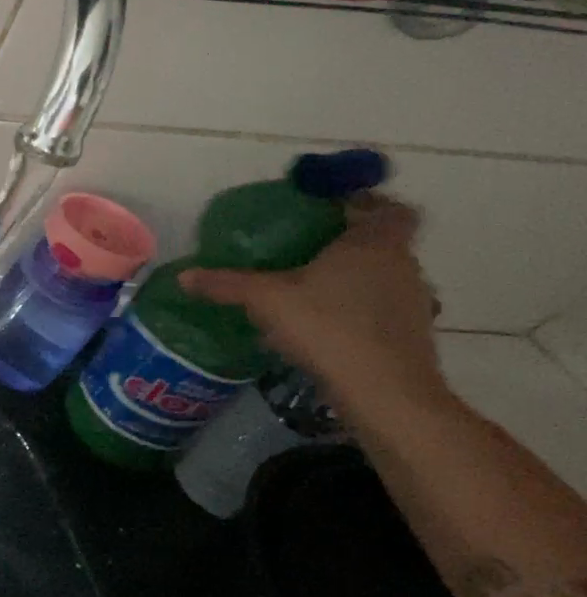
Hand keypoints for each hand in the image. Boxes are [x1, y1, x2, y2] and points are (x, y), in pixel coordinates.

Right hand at [179, 193, 446, 418]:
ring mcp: (413, 303)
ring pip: (382, 276)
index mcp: (374, 245)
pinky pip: (381, 306)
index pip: (391, 209)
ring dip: (352, 276)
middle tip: (301, 246)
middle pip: (382, 242)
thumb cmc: (328, 326)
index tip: (330, 210)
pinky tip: (320, 321)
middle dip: (345, 242)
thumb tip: (183, 275)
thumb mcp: (264, 299)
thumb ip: (225, 283)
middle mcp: (402, 267)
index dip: (366, 204)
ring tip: (306, 286)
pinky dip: (356, 307)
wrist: (385, 392)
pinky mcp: (411, 334)